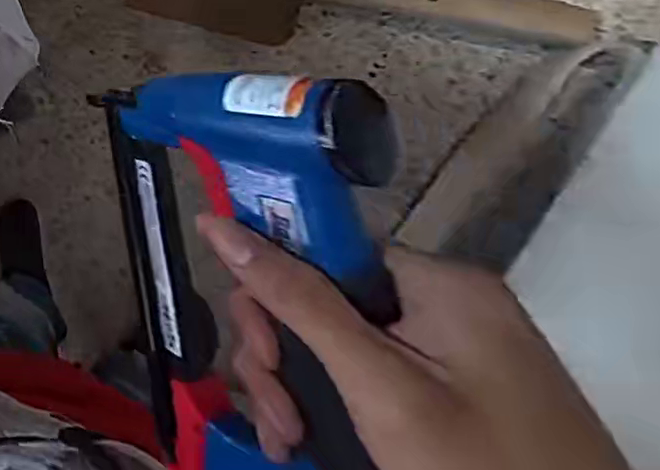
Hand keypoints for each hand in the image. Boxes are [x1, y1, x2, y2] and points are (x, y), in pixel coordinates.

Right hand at [196, 215, 627, 469]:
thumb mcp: (377, 385)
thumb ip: (294, 297)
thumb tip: (213, 220)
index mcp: (438, 283)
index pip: (318, 245)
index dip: (270, 281)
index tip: (257, 340)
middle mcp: (441, 305)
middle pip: (313, 295)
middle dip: (277, 350)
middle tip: (274, 407)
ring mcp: (446, 354)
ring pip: (324, 338)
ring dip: (288, 383)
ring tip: (285, 436)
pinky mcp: (444, 395)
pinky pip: (355, 372)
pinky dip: (319, 402)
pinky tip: (300, 439)